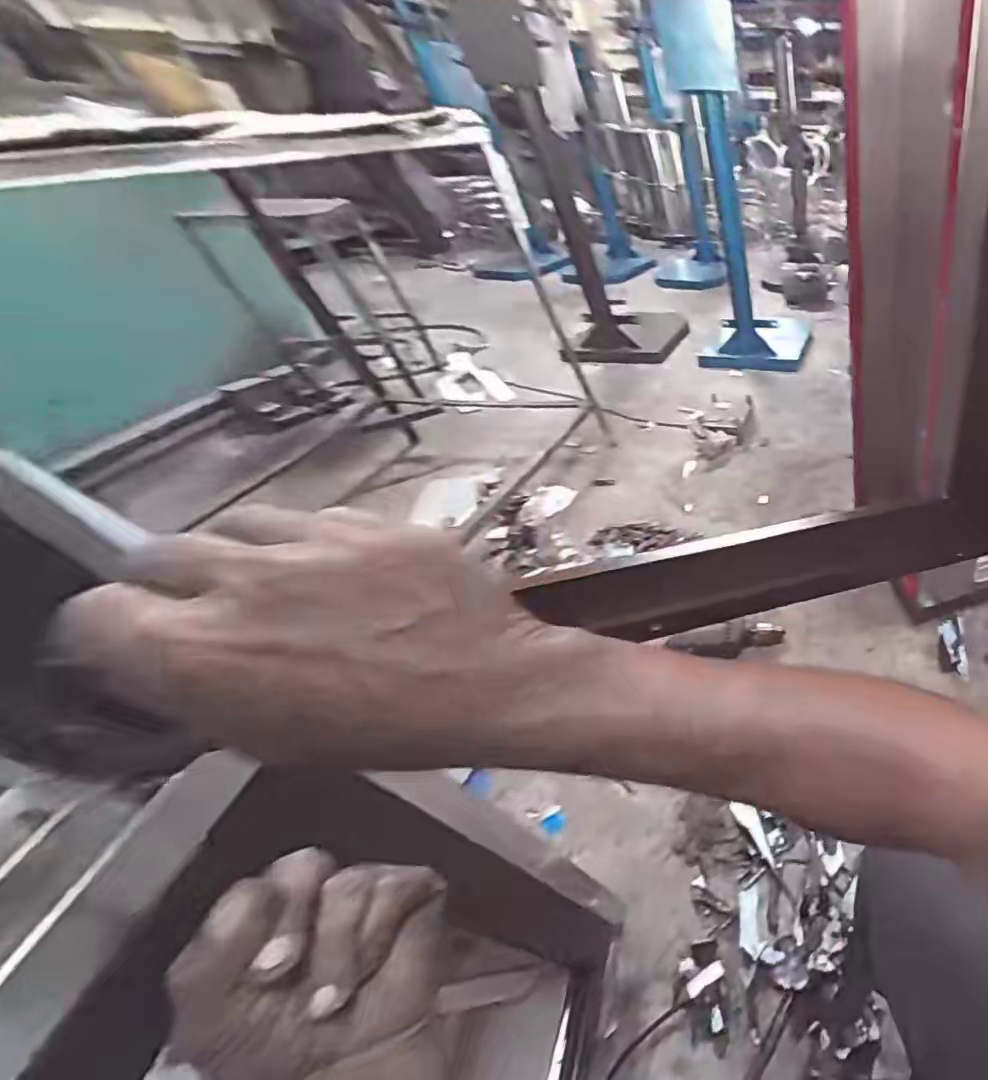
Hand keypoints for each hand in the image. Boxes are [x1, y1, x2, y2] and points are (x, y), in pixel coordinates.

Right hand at [48, 507, 596, 769]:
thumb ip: (197, 686)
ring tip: (291, 575)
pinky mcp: (388, 526)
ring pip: (248, 521)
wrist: (494, 684)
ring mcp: (325, 543)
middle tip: (226, 601)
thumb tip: (164, 657)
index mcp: (192, 648)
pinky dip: (327, 539)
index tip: (153, 635)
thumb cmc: (386, 728)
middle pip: (164, 552)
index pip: (96, 612)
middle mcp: (247, 581)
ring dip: (253, 548)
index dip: (124, 627)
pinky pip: (330, 517)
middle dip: (182, 579)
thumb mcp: (265, 736)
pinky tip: (357, 566)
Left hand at [167, 848, 447, 1079]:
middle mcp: (319, 888)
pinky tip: (370, 970)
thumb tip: (253, 894)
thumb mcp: (209, 1018)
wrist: (345, 1063)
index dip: (254, 920)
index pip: (257, 883)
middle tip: (286, 971)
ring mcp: (375, 884)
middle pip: (304, 864)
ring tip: (333, 995)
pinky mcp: (422, 888)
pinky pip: (396, 889)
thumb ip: (206, 960)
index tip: (260, 974)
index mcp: (265, 911)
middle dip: (293, 925)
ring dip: (337, 951)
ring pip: (349, 884)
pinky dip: (375, 939)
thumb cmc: (271, 1041)